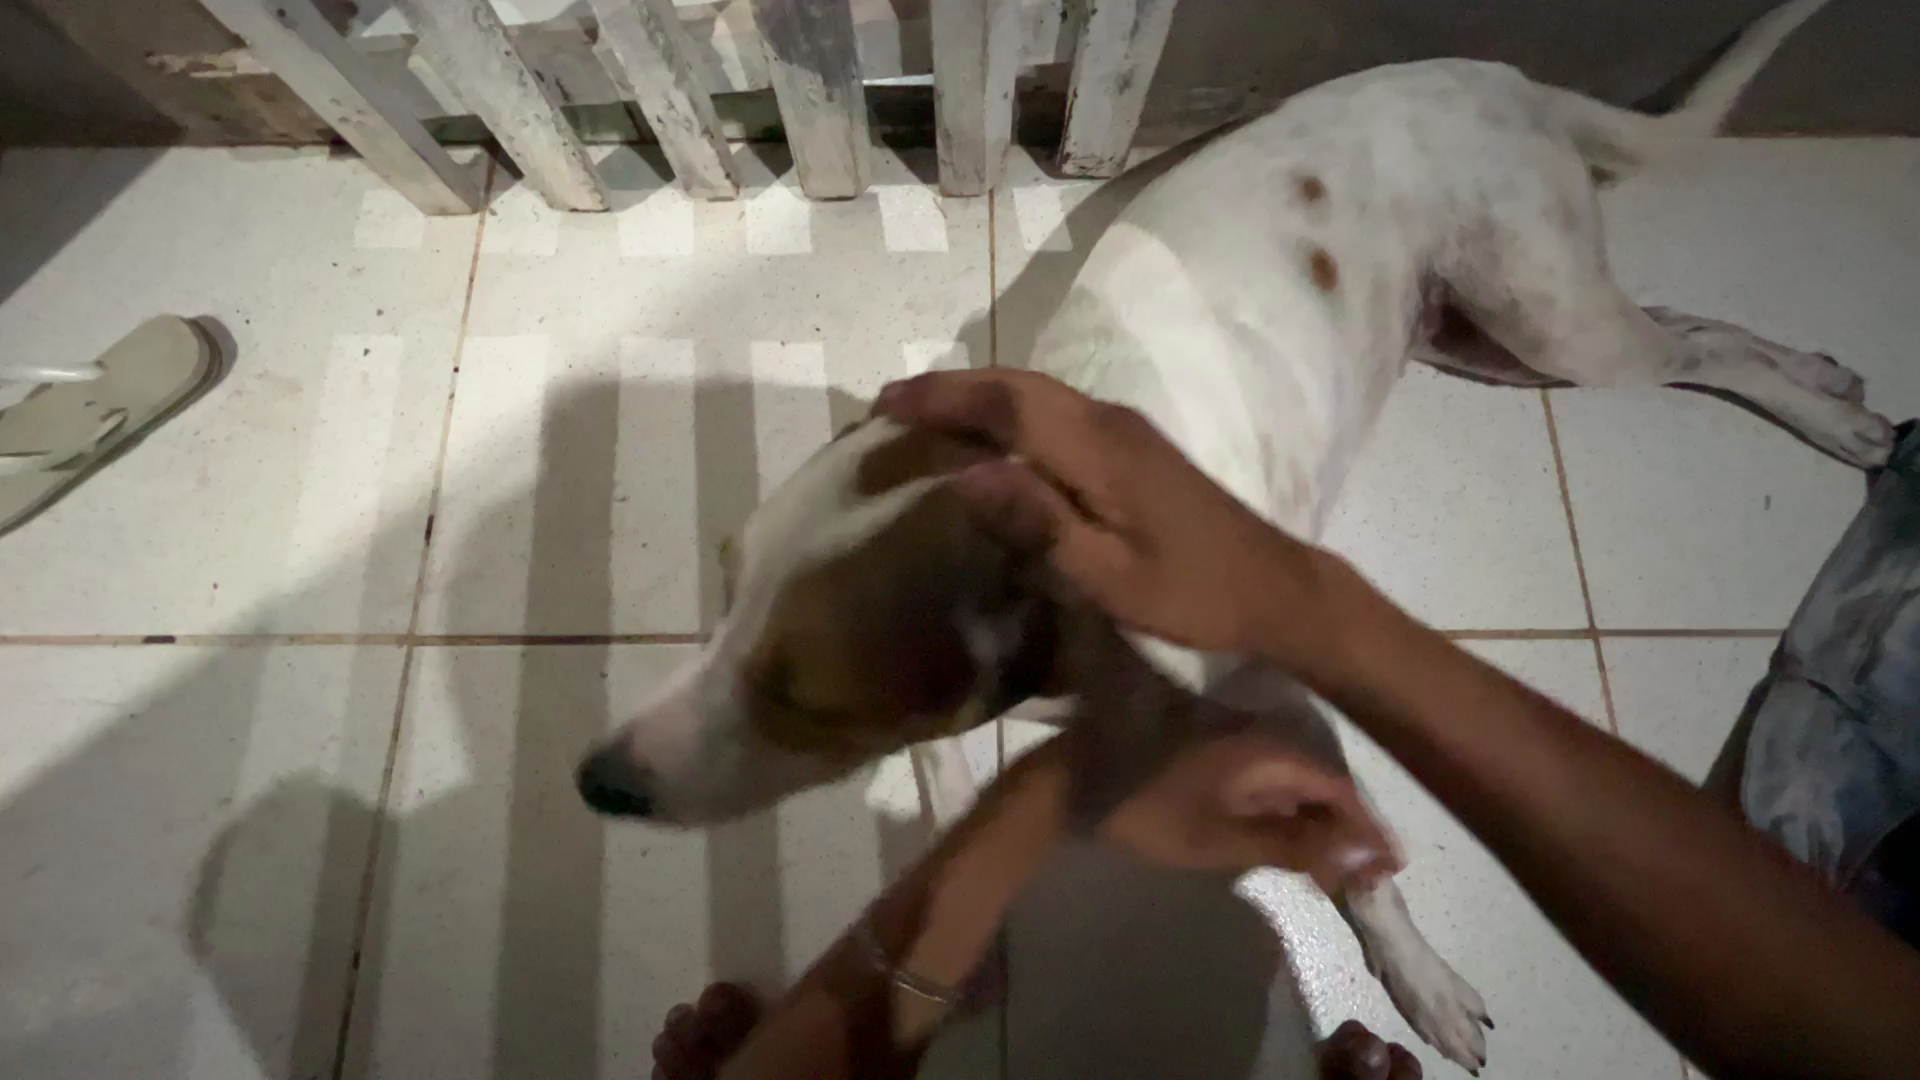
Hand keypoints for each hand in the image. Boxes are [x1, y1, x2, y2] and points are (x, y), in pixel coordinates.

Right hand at [873, 370, 1330, 657]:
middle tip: (892, 403)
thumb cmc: (1191, 594)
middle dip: (951, 387)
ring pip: (1038, 391)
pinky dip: (1010, 410)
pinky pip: (1056, 409)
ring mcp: (1126, 427)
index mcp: (1100, 451)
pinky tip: (993, 433)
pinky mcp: (1134, 443)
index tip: (886, 404)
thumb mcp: (1110, 577)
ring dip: (979, 394)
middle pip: (1018, 384)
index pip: (1007, 403)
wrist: (1275, 587)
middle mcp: (1110, 421)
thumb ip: (1041, 524)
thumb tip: (966, 476)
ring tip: (927, 412)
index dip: (943, 397)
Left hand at [1011, 727, 1397, 891]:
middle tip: (1362, 876)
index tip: (1390, 867)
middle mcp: (1250, 730)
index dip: (1366, 825)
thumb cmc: (1143, 812)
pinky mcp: (1208, 745)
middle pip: (1315, 776)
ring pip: (1288, 776)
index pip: (1334, 783)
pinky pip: (1260, 774)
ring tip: (1331, 865)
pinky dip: (1278, 807)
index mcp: (1258, 746)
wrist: (1070, 781)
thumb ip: (1290, 846)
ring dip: (1310, 818)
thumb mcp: (1219, 841)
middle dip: (1342, 825)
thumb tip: (1359, 857)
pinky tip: (1285, 837)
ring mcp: (1227, 735)